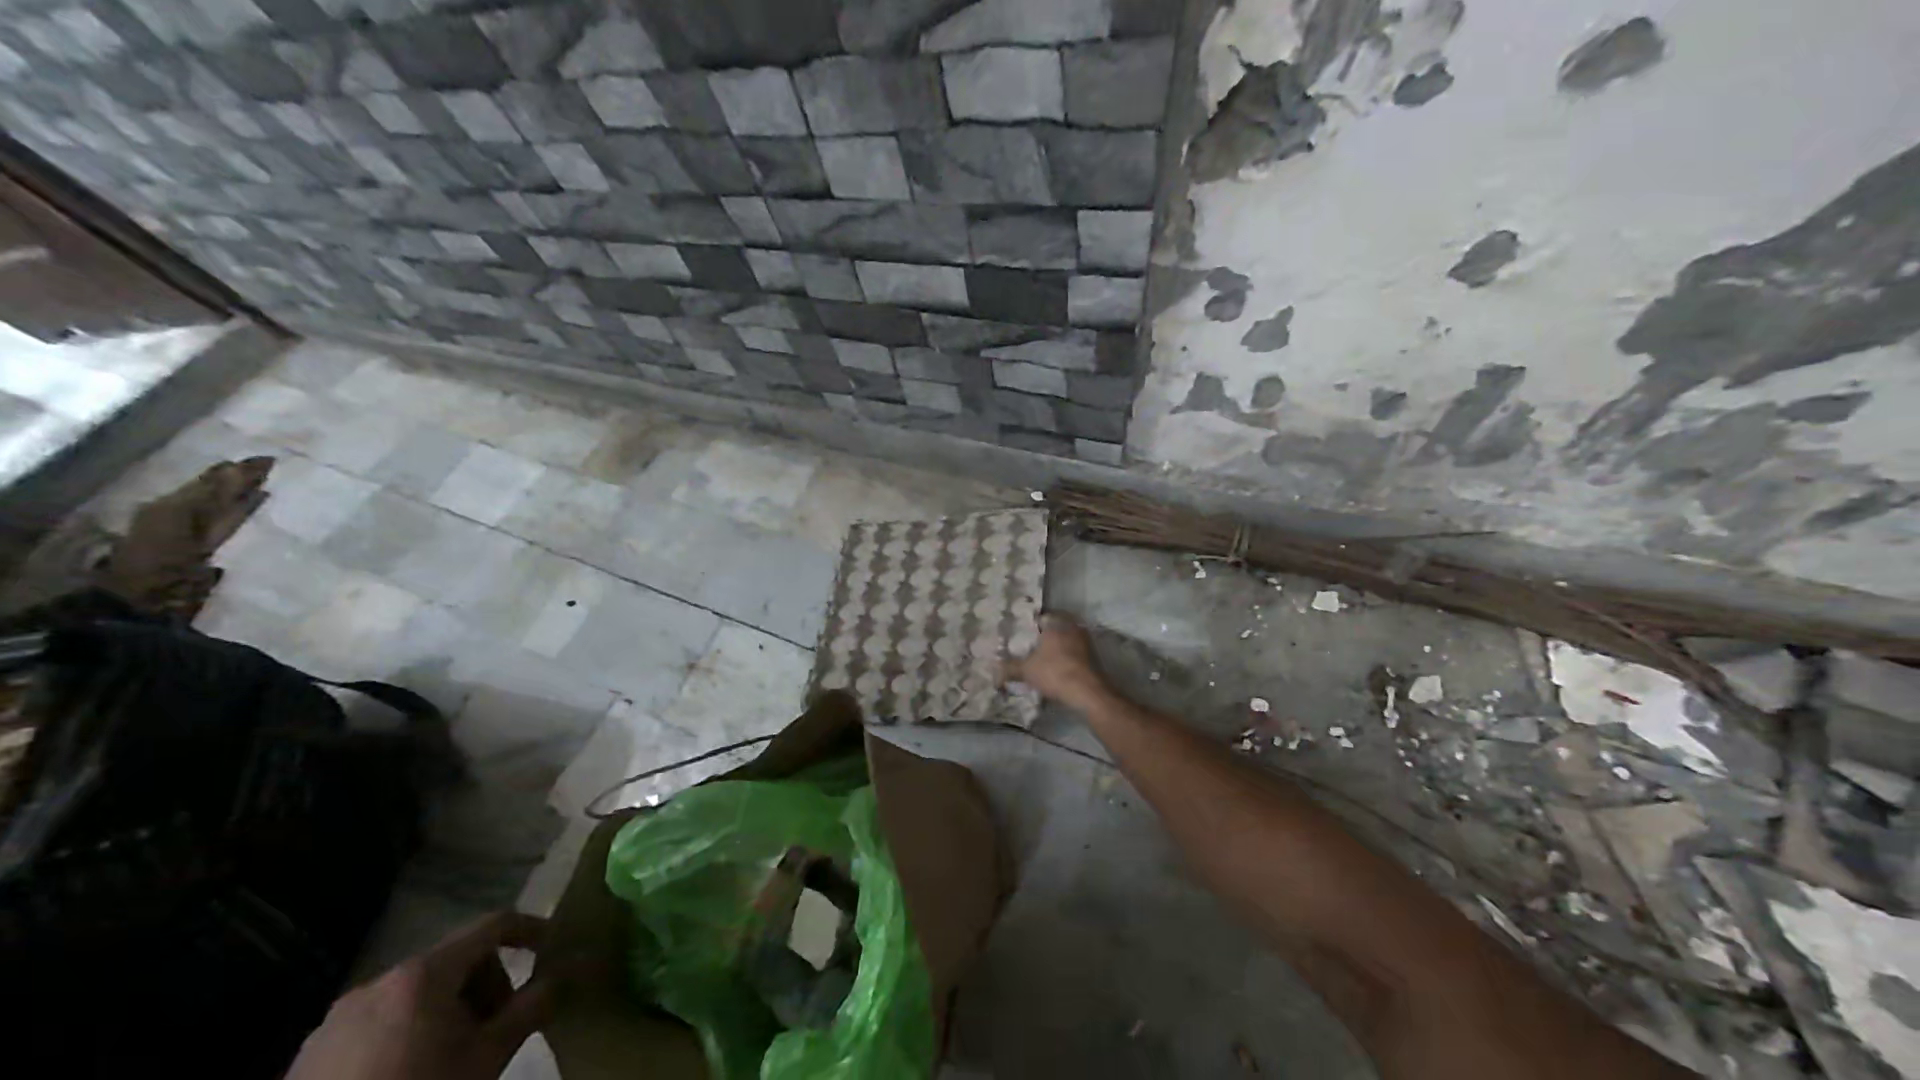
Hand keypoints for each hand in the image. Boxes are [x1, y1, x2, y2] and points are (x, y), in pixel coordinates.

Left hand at [287, 912, 556, 1079]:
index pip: (492, 925)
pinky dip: (406, 1033)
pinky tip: (407, 1074)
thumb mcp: (487, 1057)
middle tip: (495, 1028)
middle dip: (484, 986)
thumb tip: (564, 974)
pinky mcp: (311, 1053)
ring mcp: (338, 1017)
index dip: (530, 929)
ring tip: (451, 1058)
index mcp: (424, 973)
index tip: (554, 947)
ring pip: (415, 993)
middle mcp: (379, 980)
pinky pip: (378, 1023)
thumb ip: (531, 1008)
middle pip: (454, 961)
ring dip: (446, 1011)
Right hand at [1009, 614, 1110, 708]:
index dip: (1032, 625)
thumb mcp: (1026, 671)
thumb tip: (994, 669)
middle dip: (1046, 636)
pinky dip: (1068, 656)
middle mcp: (1072, 627)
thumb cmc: (1054, 672)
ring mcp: (1085, 641)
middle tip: (1033, 646)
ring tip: (1045, 657)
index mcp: (1055, 624)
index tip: (1024, 634)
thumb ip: (1009, 668)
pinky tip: (1059, 667)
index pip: (1042, 617)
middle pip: (1056, 627)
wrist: (1086, 691)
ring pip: (1067, 639)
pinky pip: (1076, 651)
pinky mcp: (1093, 656)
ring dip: (1058, 646)